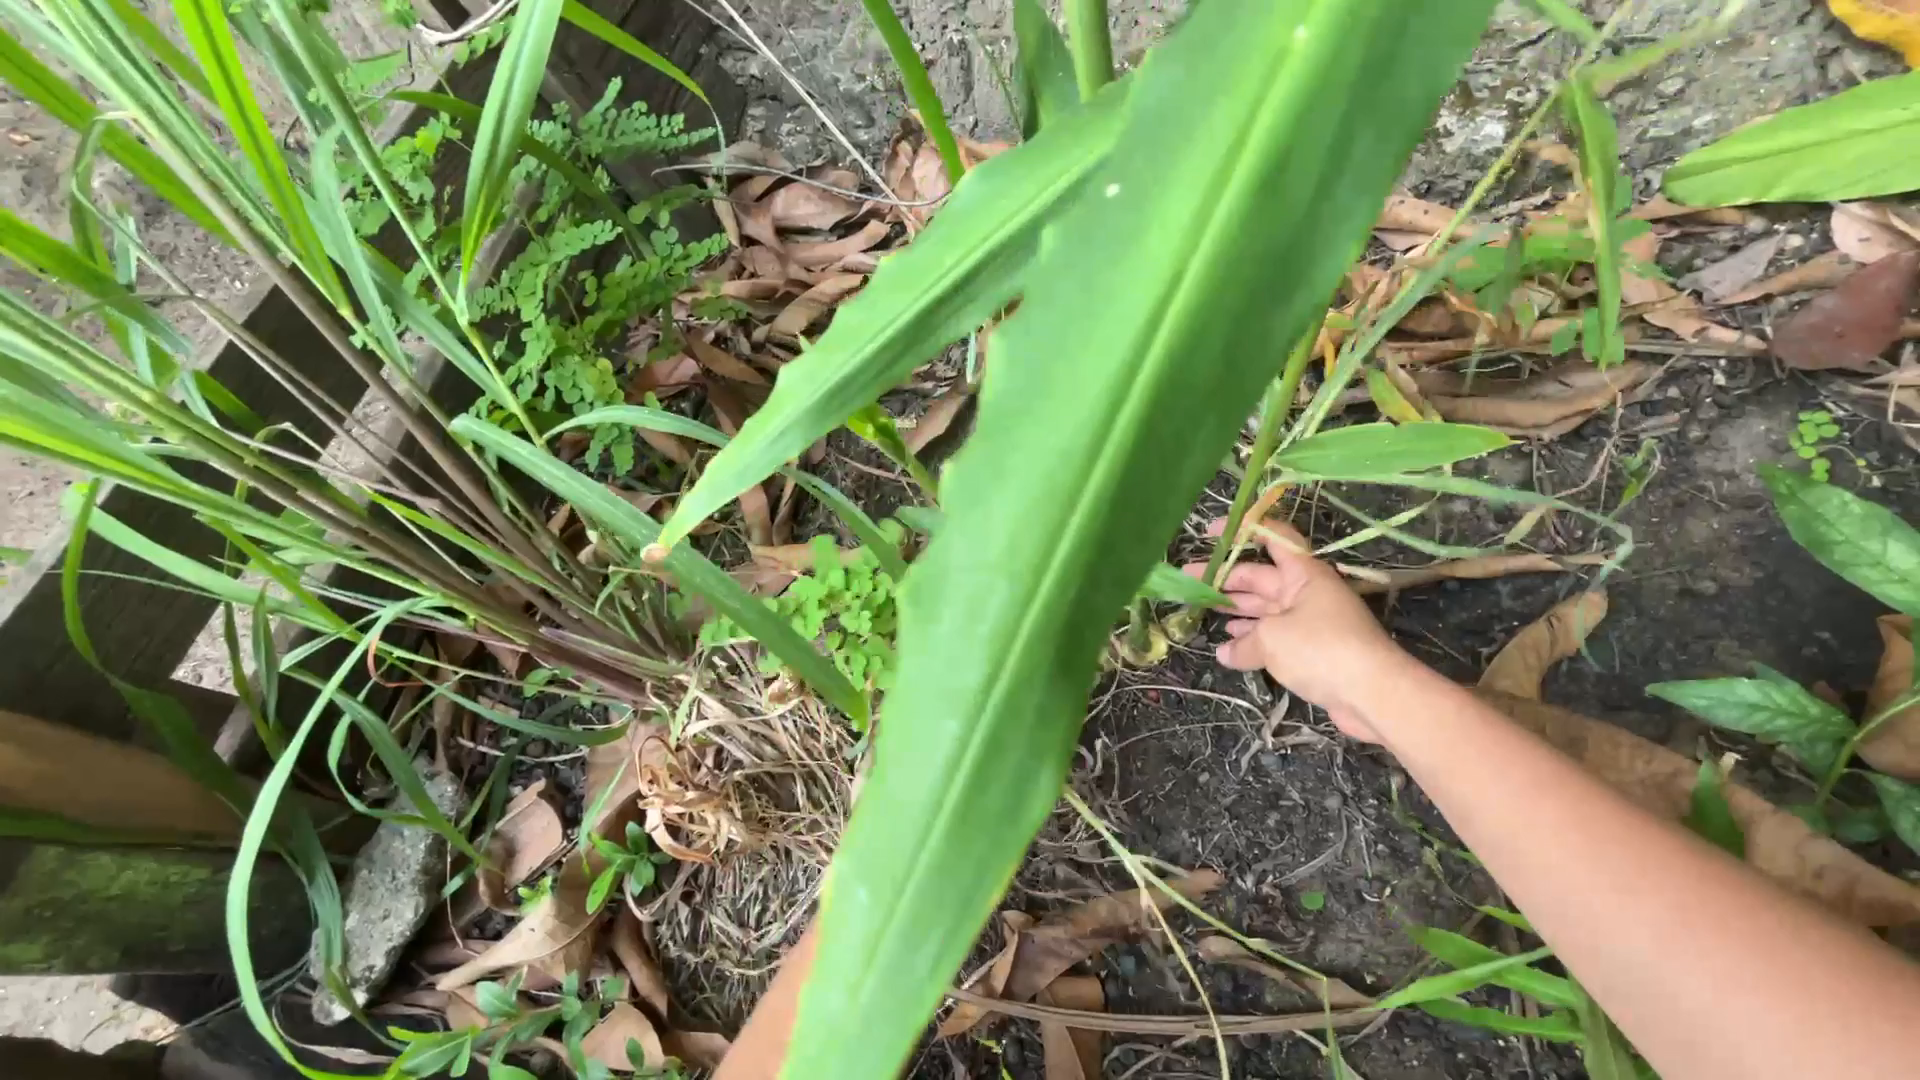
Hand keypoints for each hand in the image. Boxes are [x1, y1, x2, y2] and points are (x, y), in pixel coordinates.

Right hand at [1183, 517, 1408, 742]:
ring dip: (1235, 609)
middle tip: (1189, 580)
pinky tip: (1229, 645)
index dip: (1242, 529)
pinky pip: (1274, 636)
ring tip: (1203, 609)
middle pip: (1260, 577)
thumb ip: (1243, 643)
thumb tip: (1225, 652)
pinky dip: (1251, 639)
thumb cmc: (1321, 649)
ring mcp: (1310, 621)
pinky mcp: (1312, 650)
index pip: (1273, 538)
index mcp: (1303, 574)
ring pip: (1265, 608)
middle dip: (1225, 578)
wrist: (1374, 694)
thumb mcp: (1272, 639)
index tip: (1210, 531)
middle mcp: (1306, 592)